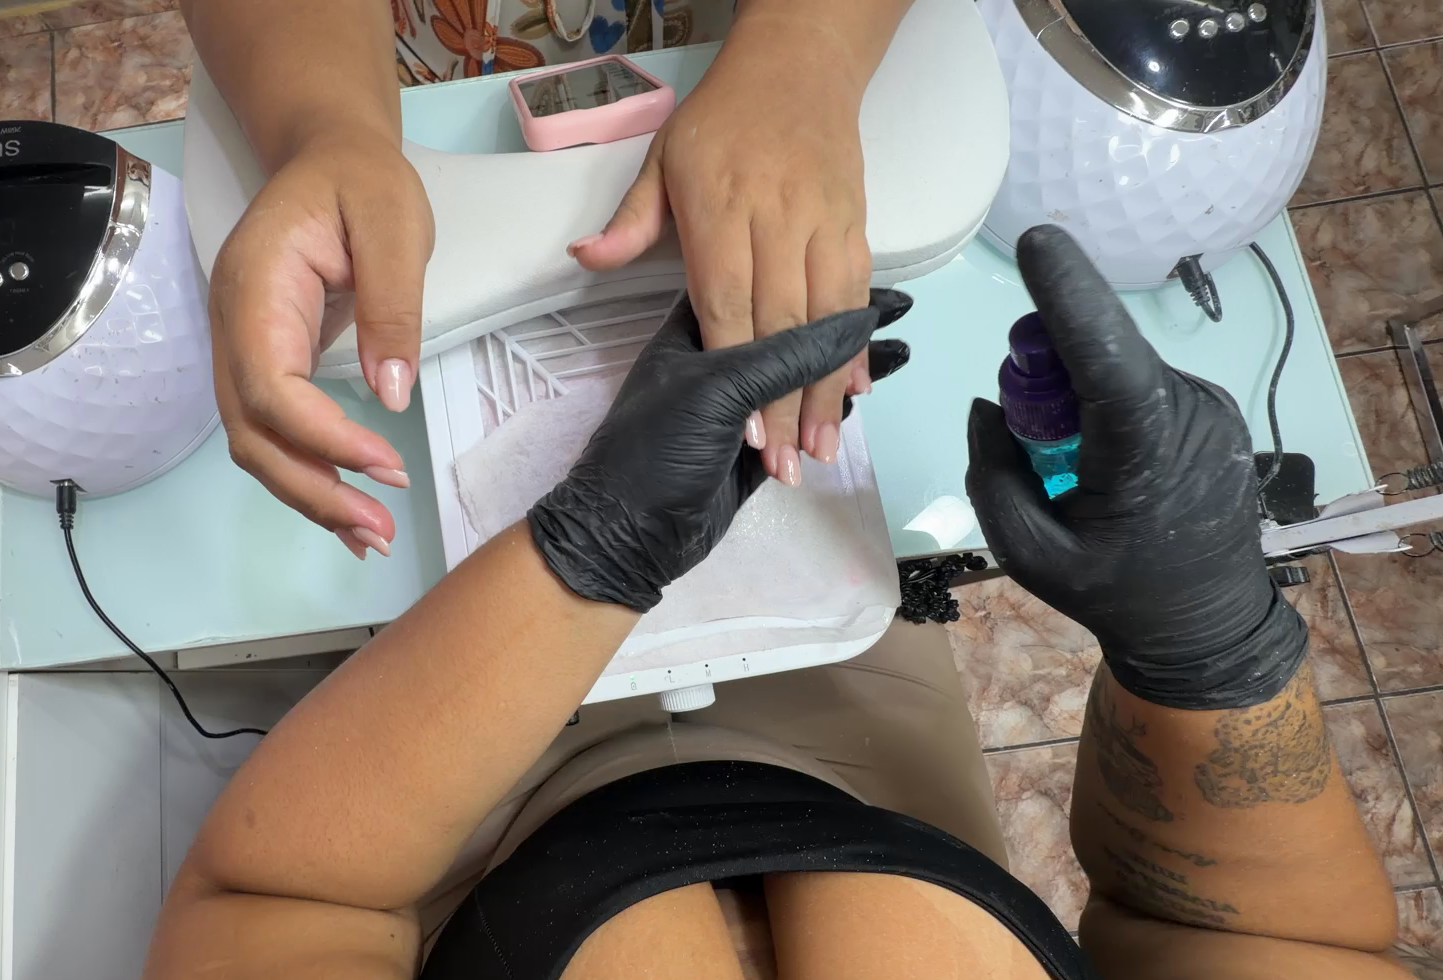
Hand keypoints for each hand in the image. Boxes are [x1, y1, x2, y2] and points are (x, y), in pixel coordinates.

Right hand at [208, 128, 433, 558]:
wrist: (328, 161)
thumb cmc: (362, 183)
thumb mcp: (393, 225)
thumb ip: (391, 306)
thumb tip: (389, 396)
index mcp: (256, 288)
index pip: (272, 388)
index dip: (325, 439)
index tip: (389, 468)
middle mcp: (234, 328)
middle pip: (254, 434)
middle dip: (315, 492)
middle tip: (380, 534)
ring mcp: (244, 349)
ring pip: (259, 445)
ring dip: (312, 498)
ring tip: (371, 537)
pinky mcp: (267, 366)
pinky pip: (276, 435)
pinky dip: (310, 479)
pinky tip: (347, 513)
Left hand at [530, 289, 908, 611]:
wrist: (631, 532)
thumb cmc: (661, 445)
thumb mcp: (721, 387)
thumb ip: (790, 353)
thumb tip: (860, 319)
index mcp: (697, 330)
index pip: (764, 290)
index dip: (813, 284)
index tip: (868, 276)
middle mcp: (719, 361)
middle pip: (790, 335)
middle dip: (840, 329)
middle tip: (898, 314)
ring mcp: (736, 408)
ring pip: (799, 381)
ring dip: (840, 373)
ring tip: (896, 355)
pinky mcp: (751, 450)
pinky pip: (798, 423)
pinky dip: (827, 413)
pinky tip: (858, 400)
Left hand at [569, 36, 873, 487]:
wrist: (800, 57)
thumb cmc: (723, 117)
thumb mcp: (662, 160)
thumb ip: (631, 221)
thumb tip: (584, 257)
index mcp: (720, 213)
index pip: (727, 302)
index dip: (735, 367)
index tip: (741, 425)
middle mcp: (776, 222)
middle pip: (780, 325)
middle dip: (784, 399)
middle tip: (786, 459)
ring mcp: (822, 223)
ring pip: (827, 318)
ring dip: (826, 385)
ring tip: (824, 442)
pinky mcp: (854, 224)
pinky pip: (858, 292)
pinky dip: (857, 343)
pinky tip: (858, 386)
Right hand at [964, 226, 1305, 710]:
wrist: (1201, 623)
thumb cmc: (1109, 591)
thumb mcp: (1025, 550)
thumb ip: (992, 475)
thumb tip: (989, 407)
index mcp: (1143, 452)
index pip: (1106, 359)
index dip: (1070, 297)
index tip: (1035, 243)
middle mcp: (1186, 413)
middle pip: (1100, 356)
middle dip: (1045, 370)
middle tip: (1021, 431)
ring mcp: (1206, 408)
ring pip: (1114, 369)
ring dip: (1068, 395)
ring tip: (1062, 464)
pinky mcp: (1205, 412)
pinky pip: (1130, 385)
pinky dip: (1092, 403)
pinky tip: (1091, 457)